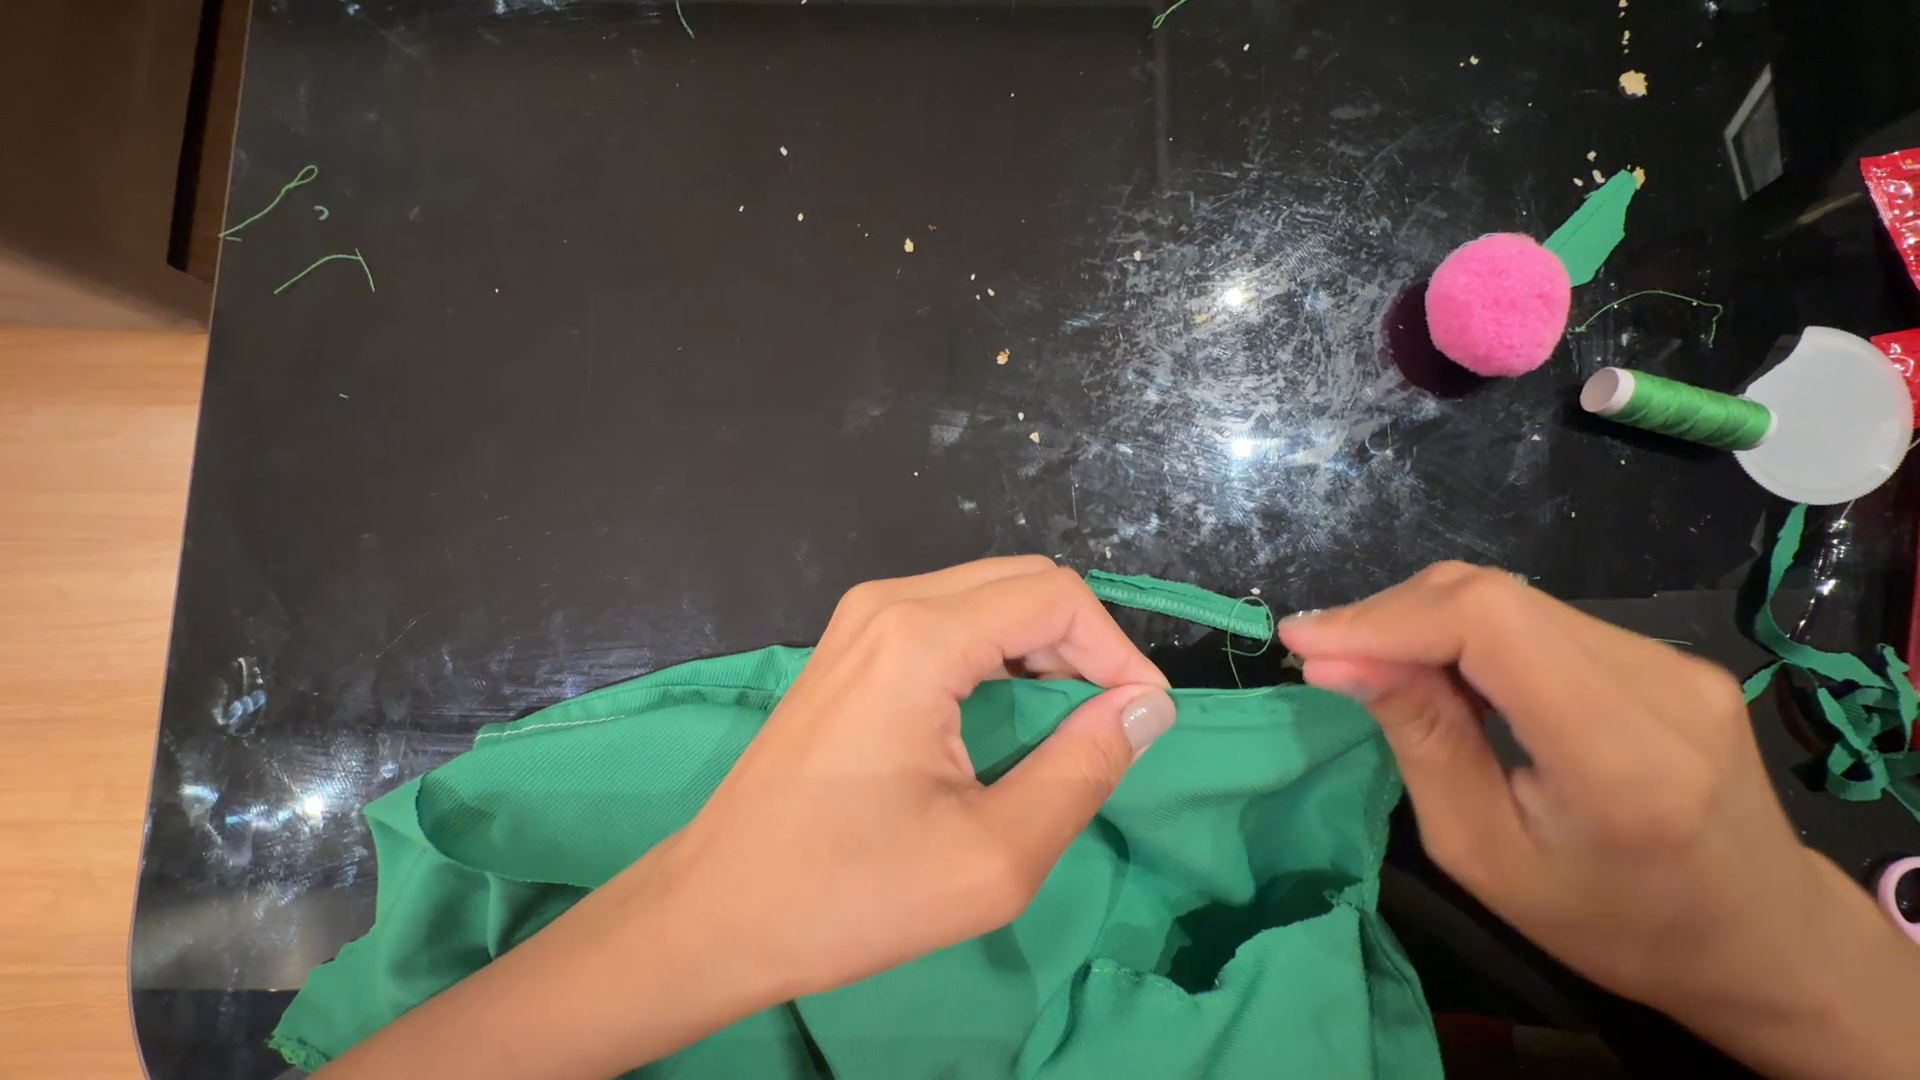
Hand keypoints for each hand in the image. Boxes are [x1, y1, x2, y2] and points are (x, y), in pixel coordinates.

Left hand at [318, 558, 1173, 1079]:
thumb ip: (1082, 770)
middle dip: (1082, 644)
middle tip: (1102, 726)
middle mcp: (889, 601)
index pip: (1057, 597)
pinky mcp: (852, 642)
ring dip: (1043, 647)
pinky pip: (950, 616)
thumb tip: (1146, 707)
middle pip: (1024, 582)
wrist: (716, 910)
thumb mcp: (992, 856)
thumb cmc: (849, 893)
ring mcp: (862, 617)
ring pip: (989, 594)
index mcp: (920, 637)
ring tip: (1060, 727)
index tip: (1138, 724)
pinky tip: (1002, 714)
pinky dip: (998, 651)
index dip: (1116, 653)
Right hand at [1279, 562, 1919, 1079]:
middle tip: (1324, 656)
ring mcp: (1668, 659)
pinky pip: (1531, 614)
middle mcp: (1657, 684)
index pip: (1488, 626)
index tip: (1302, 642)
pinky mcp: (1659, 653)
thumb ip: (1417, 739)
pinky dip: (1459, 630)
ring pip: (1505, 597)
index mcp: (1620, 757)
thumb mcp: (1482, 852)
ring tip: (1370, 663)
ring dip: (1417, 620)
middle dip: (1386, 616)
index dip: (1382, 618)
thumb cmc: (1609, 921)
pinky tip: (1435, 669)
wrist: (1764, 941)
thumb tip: (1332, 661)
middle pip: (1490, 597)